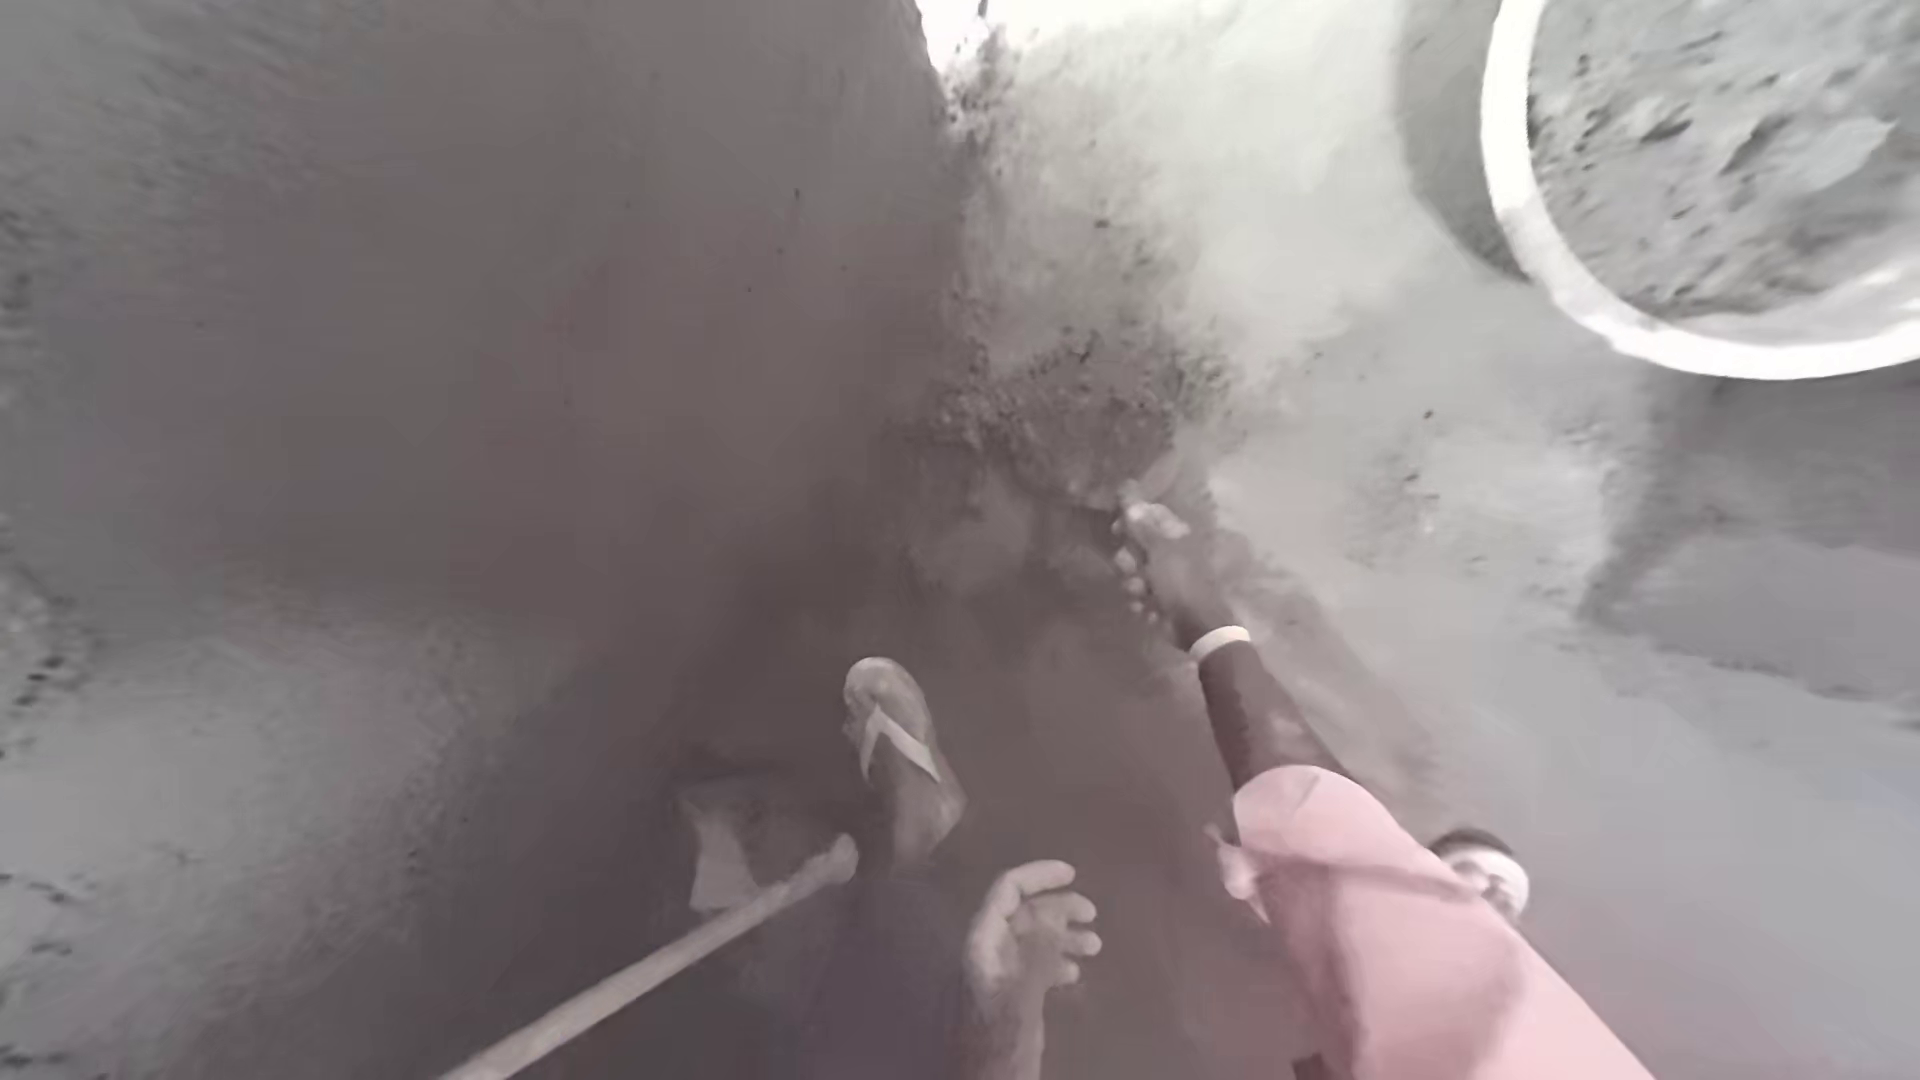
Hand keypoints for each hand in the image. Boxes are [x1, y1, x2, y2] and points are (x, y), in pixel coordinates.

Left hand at [964, 860, 1101, 1011]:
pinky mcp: (1009, 996)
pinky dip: (1055, 961)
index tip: (1071, 873)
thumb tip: (1056, 913)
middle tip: (1092, 913)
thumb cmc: (997, 1049)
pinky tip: (1075, 971)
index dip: (1038, 876)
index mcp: (983, 941)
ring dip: (1063, 936)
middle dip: (1059, 908)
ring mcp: (999, 972)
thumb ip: (1037, 954)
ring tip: (1095, 945)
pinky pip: (1034, 964)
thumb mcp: (1021, 999)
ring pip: (1033, 938)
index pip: (1008, 889)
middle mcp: (989, 949)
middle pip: (1025, 912)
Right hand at [1115, 500, 1235, 649]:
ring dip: (1133, 584)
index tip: (1118, 528)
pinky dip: (1139, 601)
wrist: (1197, 626)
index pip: (1149, 515)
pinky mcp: (1157, 599)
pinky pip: (1136, 594)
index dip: (1131, 520)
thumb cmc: (1181, 584)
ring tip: (1142, 593)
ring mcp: (1163, 577)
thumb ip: (1143, 525)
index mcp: (1175, 536)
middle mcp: (1169, 553)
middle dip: (1128, 560)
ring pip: (1132, 572)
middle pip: (1135, 545)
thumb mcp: (1160, 551)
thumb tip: (1129, 496)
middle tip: (1132, 568)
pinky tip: (1147, 608)